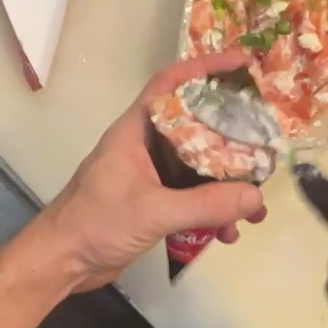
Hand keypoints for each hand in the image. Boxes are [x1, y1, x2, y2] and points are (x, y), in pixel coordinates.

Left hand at [33, 51, 268, 292]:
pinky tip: (227, 234)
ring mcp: (148, 176)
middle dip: (231, 140)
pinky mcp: (152, 203)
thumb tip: (255, 196)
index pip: (170, 84)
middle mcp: (144, 147)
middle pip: (195, 128)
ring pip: (197, 169)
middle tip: (264, 148)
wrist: (62, 261)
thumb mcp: (153, 211)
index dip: (204, 68)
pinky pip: (190, 199)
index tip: (241, 65)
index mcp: (136, 131)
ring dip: (226, 187)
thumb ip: (205, 205)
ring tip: (254, 209)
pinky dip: (211, 212)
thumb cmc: (96, 223)